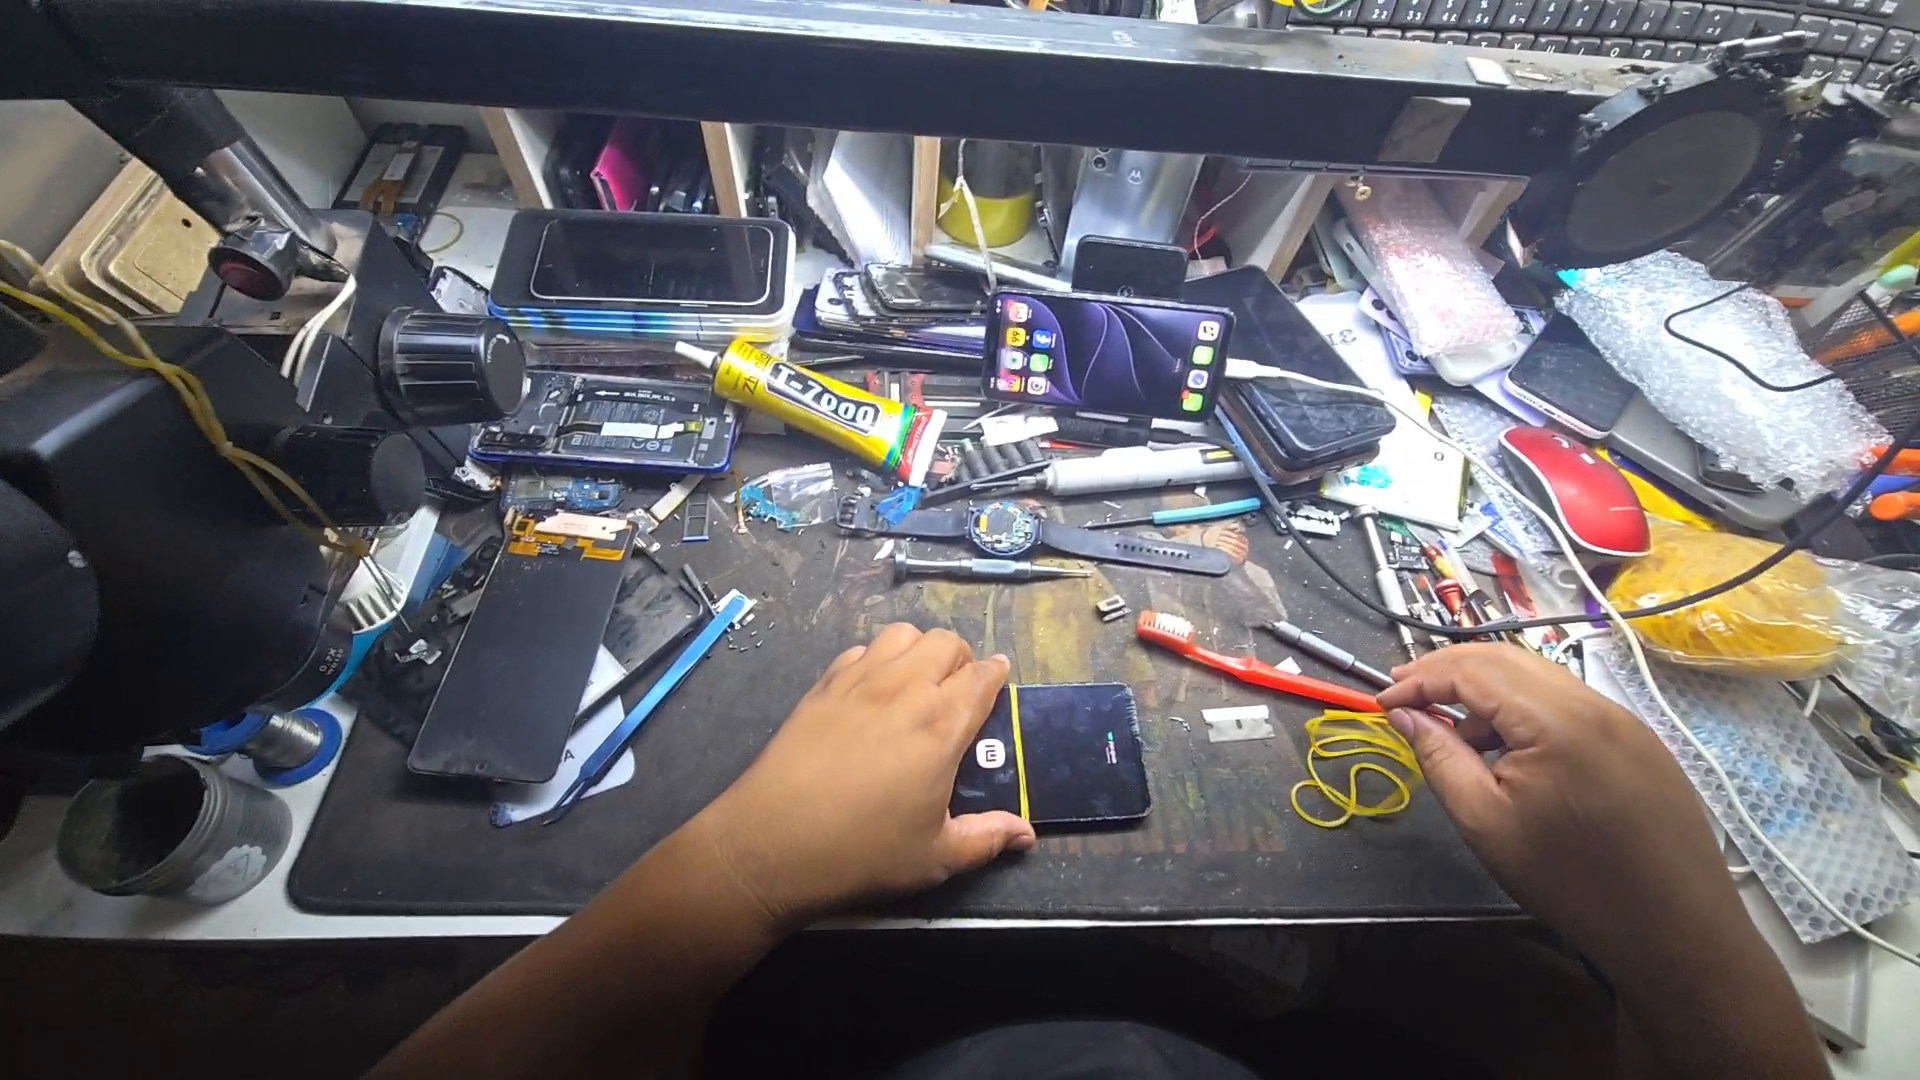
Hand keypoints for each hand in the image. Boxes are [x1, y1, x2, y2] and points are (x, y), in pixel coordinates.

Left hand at [688, 624, 1034, 928]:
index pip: (982, 676)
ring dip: (920, 649)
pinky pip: (861, 649)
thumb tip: (1027, 834)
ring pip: (904, 634)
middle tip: (958, 691)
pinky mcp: (824, 683)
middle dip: (962, 659)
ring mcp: (860, 680)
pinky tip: (872, 689)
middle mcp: (905, 688)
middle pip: (947, 642)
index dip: (996, 673)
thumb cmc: (861, 852)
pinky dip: (878, 658)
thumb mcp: (934, 857)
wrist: (772, 843)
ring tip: (917, 681)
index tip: (998, 680)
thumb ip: (986, 838)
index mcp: (941, 725)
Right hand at [1375, 644, 1742, 972]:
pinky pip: (1565, 702)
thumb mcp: (1484, 820)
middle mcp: (1596, 706)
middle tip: (1404, 690)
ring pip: (1536, 676)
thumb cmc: (1570, 881)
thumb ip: (1438, 756)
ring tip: (1447, 721)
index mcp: (1558, 722)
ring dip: (1482, 685)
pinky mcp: (1639, 742)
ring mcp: (1625, 721)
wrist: (1680, 938)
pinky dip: (1519, 705)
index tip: (1383, 702)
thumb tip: (1403, 714)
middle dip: (1446, 668)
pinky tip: (1500, 742)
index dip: (1420, 680)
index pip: (1471, 672)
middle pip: (1504, 658)